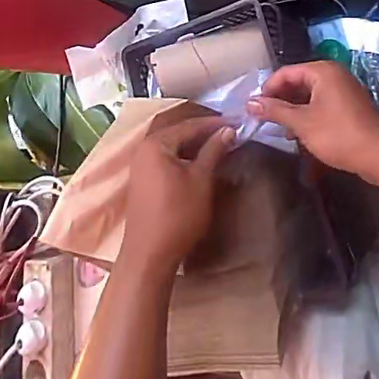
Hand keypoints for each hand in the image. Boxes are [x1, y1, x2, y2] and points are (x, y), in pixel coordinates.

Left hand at [119, 115, 234, 275]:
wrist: (150, 257)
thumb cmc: (178, 215)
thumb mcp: (201, 179)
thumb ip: (214, 150)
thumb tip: (228, 130)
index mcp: (155, 144)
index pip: (189, 125)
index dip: (215, 123)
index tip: (237, 121)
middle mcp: (144, 150)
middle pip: (180, 133)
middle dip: (205, 132)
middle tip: (230, 131)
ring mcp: (141, 166)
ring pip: (174, 147)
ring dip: (196, 146)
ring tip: (221, 144)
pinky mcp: (144, 181)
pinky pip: (167, 159)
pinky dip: (185, 157)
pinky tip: (202, 162)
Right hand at [246, 62, 378, 181]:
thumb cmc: (338, 134)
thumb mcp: (302, 123)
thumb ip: (275, 111)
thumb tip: (250, 102)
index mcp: (322, 71)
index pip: (286, 72)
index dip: (267, 89)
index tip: (253, 108)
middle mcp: (334, 74)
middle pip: (298, 82)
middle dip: (280, 100)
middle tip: (263, 119)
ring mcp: (343, 90)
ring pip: (310, 95)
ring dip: (294, 110)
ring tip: (280, 129)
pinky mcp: (349, 106)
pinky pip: (322, 104)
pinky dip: (308, 115)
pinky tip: (300, 133)